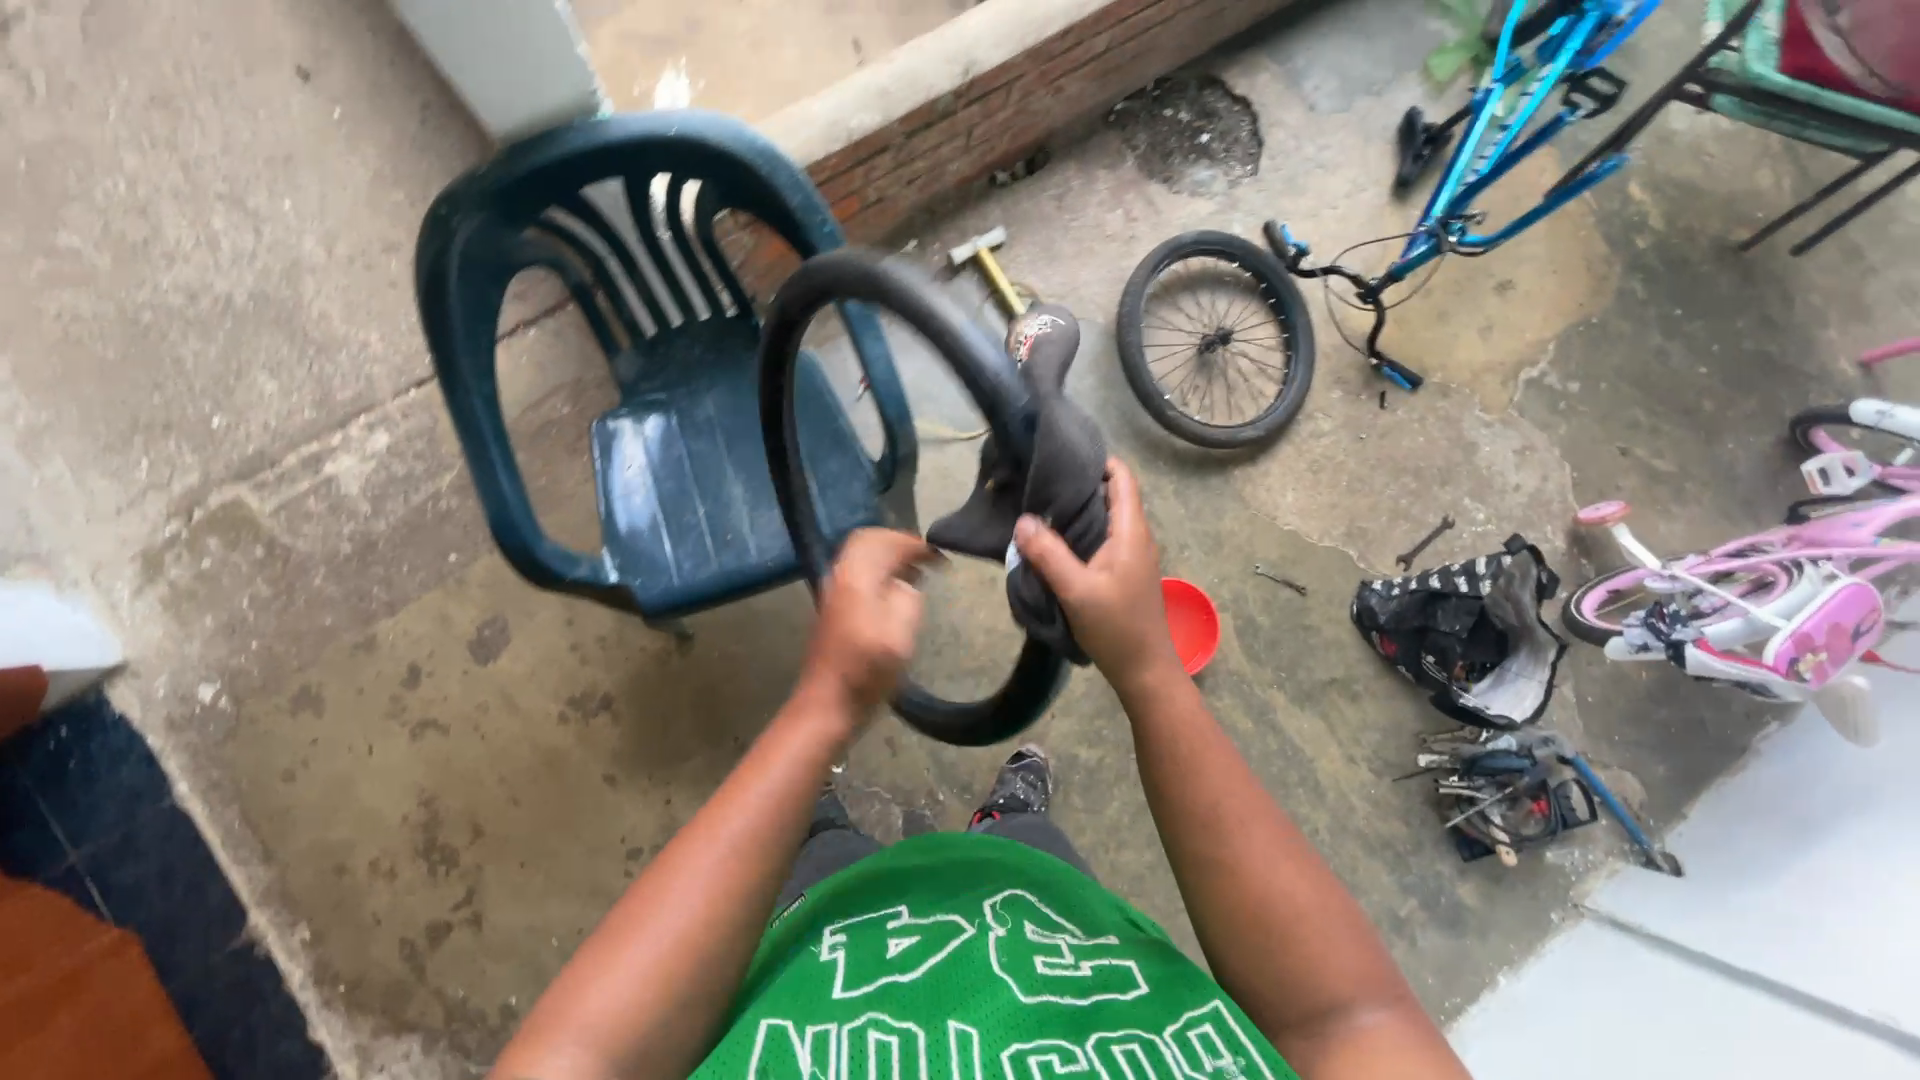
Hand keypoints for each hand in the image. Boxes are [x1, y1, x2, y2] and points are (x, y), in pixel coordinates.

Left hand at [797, 528, 939, 718]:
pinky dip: (882, 576)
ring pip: (862, 560)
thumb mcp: (898, 636)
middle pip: (868, 543)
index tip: (937, 555)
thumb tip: (906, 584)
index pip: (880, 539)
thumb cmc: (865, 672)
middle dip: (899, 545)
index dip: (910, 541)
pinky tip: (899, 595)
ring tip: (919, 574)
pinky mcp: (835, 611)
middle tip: (927, 559)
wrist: (827, 704)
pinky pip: (860, 577)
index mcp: (855, 578)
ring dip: (890, 560)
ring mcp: (834, 594)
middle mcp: (840, 578)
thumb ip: (907, 599)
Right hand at [1013, 458, 1179, 681]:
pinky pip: (1104, 539)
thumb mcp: (1076, 590)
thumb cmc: (1116, 627)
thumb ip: (1049, 554)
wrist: (1144, 670)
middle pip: (1112, 495)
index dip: (1098, 461)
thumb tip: (1022, 519)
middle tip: (1041, 482)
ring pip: (1106, 519)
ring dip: (1079, 511)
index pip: (1122, 478)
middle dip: (1080, 485)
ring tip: (1042, 507)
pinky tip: (1056, 542)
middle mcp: (1136, 537)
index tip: (1062, 458)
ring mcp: (1132, 556)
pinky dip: (1082, 532)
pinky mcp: (1125, 573)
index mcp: (1131, 532)